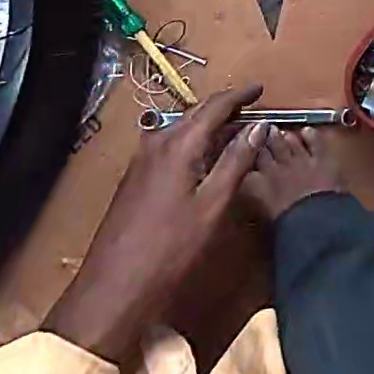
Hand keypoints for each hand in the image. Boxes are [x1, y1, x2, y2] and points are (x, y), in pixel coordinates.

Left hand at [44, 84, 267, 360]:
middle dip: (226, 108)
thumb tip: (260, 127)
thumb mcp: (212, 205)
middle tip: (253, 109)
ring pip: (184, 130)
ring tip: (236, 132)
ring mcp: (144, 157)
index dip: (240, 95)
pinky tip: (207, 158)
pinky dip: (196, 143)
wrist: (113, 285)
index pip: (215, 106)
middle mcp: (158, 141)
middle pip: (198, 114)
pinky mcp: (138, 175)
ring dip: (211, 127)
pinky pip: (173, 145)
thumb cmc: (169, 248)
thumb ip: (236, 161)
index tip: (260, 88)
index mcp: (178, 143)